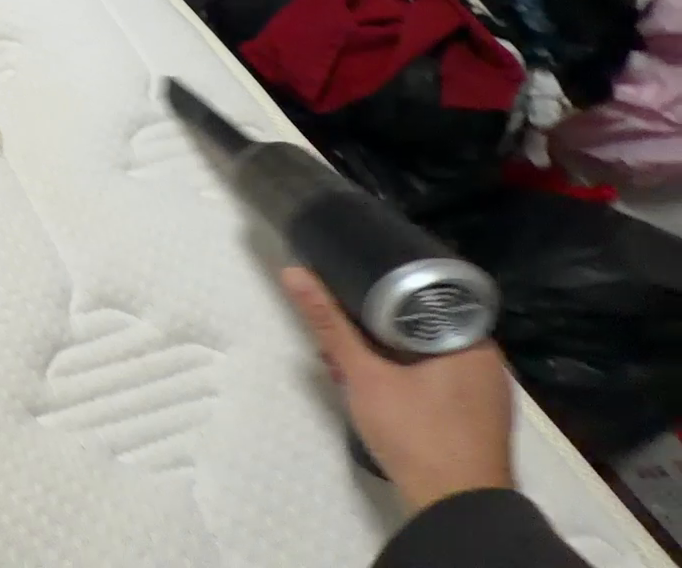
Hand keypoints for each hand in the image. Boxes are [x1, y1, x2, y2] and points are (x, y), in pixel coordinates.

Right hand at [280, 266, 515, 512]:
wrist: (455, 507)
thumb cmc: (416, 432)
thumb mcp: (363, 373)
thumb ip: (329, 323)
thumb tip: (294, 272)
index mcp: (471, 344)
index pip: (419, 298)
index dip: (376, 295)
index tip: (341, 299)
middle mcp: (484, 362)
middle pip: (414, 327)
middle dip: (368, 331)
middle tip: (334, 341)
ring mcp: (481, 392)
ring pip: (418, 354)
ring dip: (378, 355)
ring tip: (343, 364)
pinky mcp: (471, 414)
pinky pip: (428, 377)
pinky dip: (397, 374)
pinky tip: (368, 385)